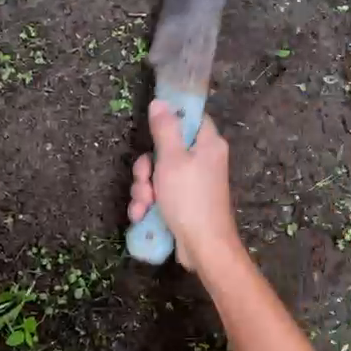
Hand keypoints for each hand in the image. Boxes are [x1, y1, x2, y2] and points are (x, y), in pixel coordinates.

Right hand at [127, 100, 241, 272]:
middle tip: (146, 181)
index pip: (190, 117)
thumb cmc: (190, 198)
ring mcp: (192, 182)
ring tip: (144, 205)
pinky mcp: (183, 202)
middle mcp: (203, 159)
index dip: (170, 120)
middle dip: (147, 168)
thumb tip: (160, 102)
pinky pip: (160, 194)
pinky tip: (143, 216)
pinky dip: (148, 204)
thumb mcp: (172, 159)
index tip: (152, 129)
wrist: (204, 248)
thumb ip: (164, 129)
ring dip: (144, 189)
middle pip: (166, 148)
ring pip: (157, 173)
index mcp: (208, 143)